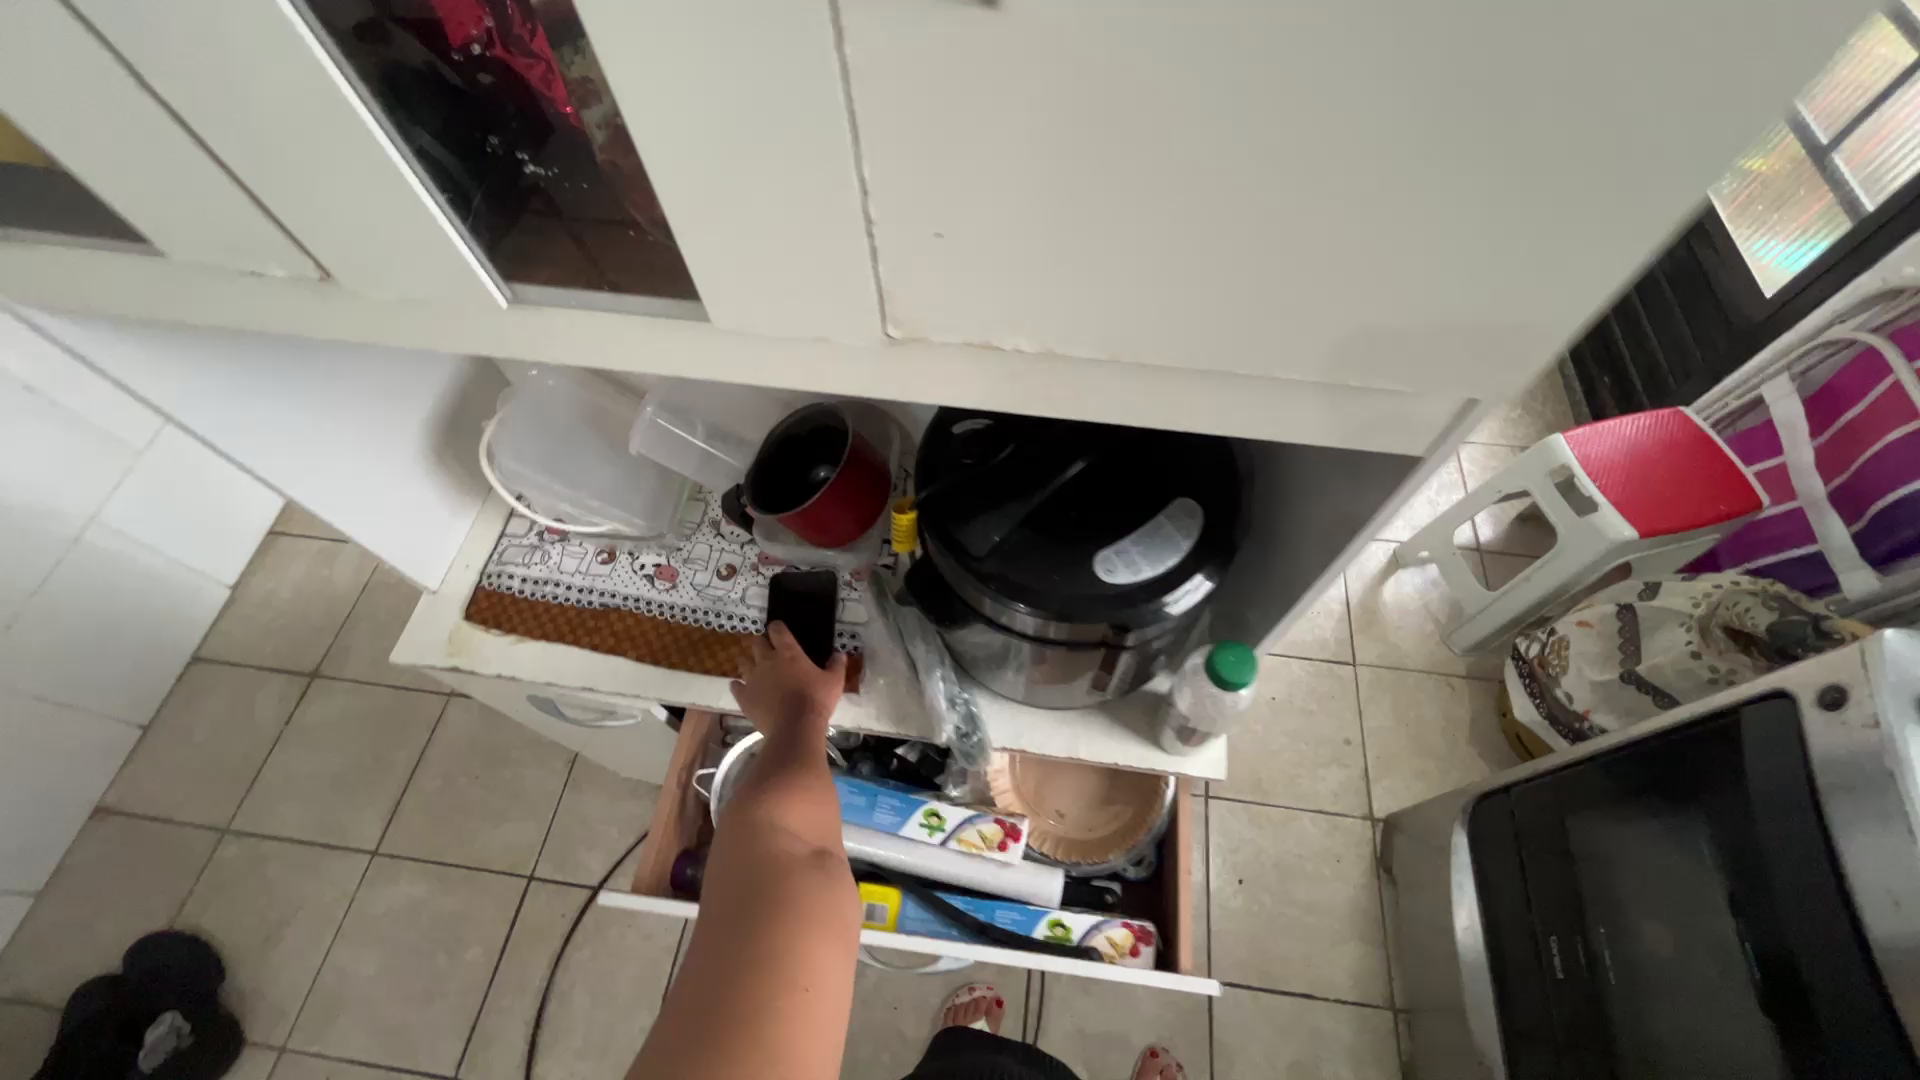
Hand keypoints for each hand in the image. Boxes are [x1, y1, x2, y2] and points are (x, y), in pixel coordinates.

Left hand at [730, 622, 845, 740]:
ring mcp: (752, 678)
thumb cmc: (816, 701)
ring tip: (757, 669)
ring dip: (749, 662)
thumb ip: (837, 665)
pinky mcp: (743, 696)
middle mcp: (766, 660)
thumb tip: (840, 654)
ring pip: (743, 661)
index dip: (778, 627)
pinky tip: (744, 688)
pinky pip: (735, 685)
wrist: (795, 729)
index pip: (777, 629)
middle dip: (762, 643)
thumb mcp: (835, 682)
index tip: (780, 630)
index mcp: (788, 652)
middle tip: (770, 651)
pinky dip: (739, 685)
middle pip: (757, 642)